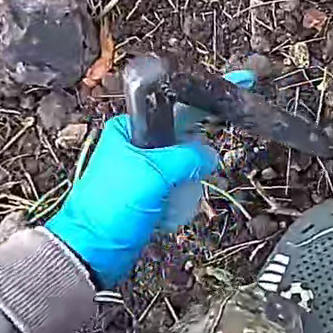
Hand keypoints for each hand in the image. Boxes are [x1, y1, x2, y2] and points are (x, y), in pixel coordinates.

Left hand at [45, 71, 254, 287]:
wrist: (91, 252)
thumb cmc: (111, 206)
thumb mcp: (153, 172)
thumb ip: (187, 157)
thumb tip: (209, 155)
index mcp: (130, 128)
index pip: (176, 104)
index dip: (207, 97)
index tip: (241, 81)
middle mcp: (139, 144)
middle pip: (186, 135)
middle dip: (196, 155)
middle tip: (196, 171)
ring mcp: (146, 169)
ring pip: (187, 164)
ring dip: (188, 182)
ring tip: (171, 200)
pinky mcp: (152, 192)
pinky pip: (181, 186)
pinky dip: (182, 197)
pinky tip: (171, 211)